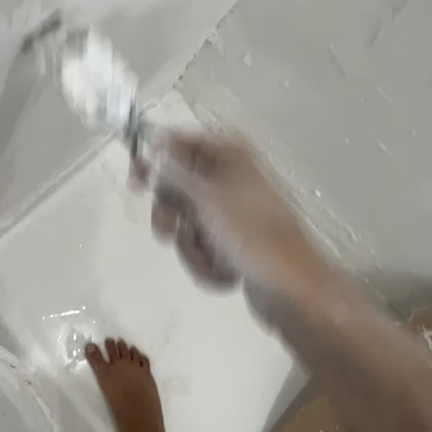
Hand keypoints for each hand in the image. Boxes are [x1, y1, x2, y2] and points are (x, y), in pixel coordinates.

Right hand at [132, 130, 328, 297]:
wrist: (295, 291)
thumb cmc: (252, 235)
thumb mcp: (207, 199)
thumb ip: (174, 173)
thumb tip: (154, 149)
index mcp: (232, 155)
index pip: (183, 140)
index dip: (158, 155)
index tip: (137, 175)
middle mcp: (231, 178)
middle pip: (179, 184)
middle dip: (172, 213)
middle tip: (167, 227)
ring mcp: (232, 213)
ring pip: (186, 219)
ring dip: (190, 243)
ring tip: (207, 257)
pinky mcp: (233, 243)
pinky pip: (200, 244)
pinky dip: (206, 260)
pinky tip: (225, 272)